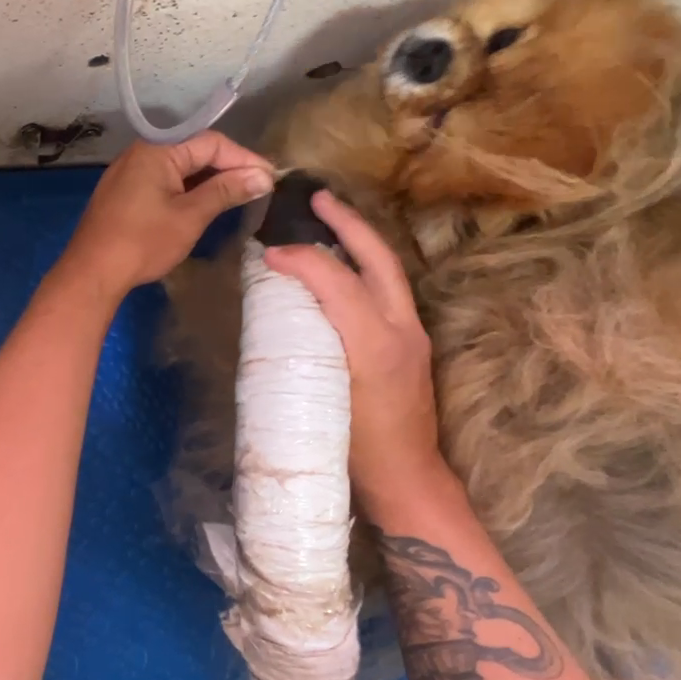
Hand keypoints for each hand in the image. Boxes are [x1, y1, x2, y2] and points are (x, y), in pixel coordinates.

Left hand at [59, 131, 273, 298]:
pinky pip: (162, 181)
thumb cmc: (142, 243)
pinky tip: (204, 204)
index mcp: (155, 150)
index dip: (243, 158)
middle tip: (258, 186)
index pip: (210, 142)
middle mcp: (139, 153)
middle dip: (227, 167)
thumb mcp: (189, 216)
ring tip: (238, 195)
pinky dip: (186, 189)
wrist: (91, 273)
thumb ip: (225, 191)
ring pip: (178, 167)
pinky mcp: (123, 193)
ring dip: (208, 179)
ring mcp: (128, 173)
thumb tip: (262, 177)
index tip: (269, 178)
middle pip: (193, 150)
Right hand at [262, 191, 451, 514]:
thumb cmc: (354, 449)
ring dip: (359, 240)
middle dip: (348, 224)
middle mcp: (401, 329)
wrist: (406, 480)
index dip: (302, 259)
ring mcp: (412, 335)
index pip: (338, 280)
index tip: (269, 253)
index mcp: (375, 342)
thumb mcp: (318, 400)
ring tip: (330, 221)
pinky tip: (342, 269)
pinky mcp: (411, 345)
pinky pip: (387, 291)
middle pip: (378, 259)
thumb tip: (274, 315)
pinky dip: (363, 267)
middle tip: (318, 199)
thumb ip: (299, 353)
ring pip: (388, 271)